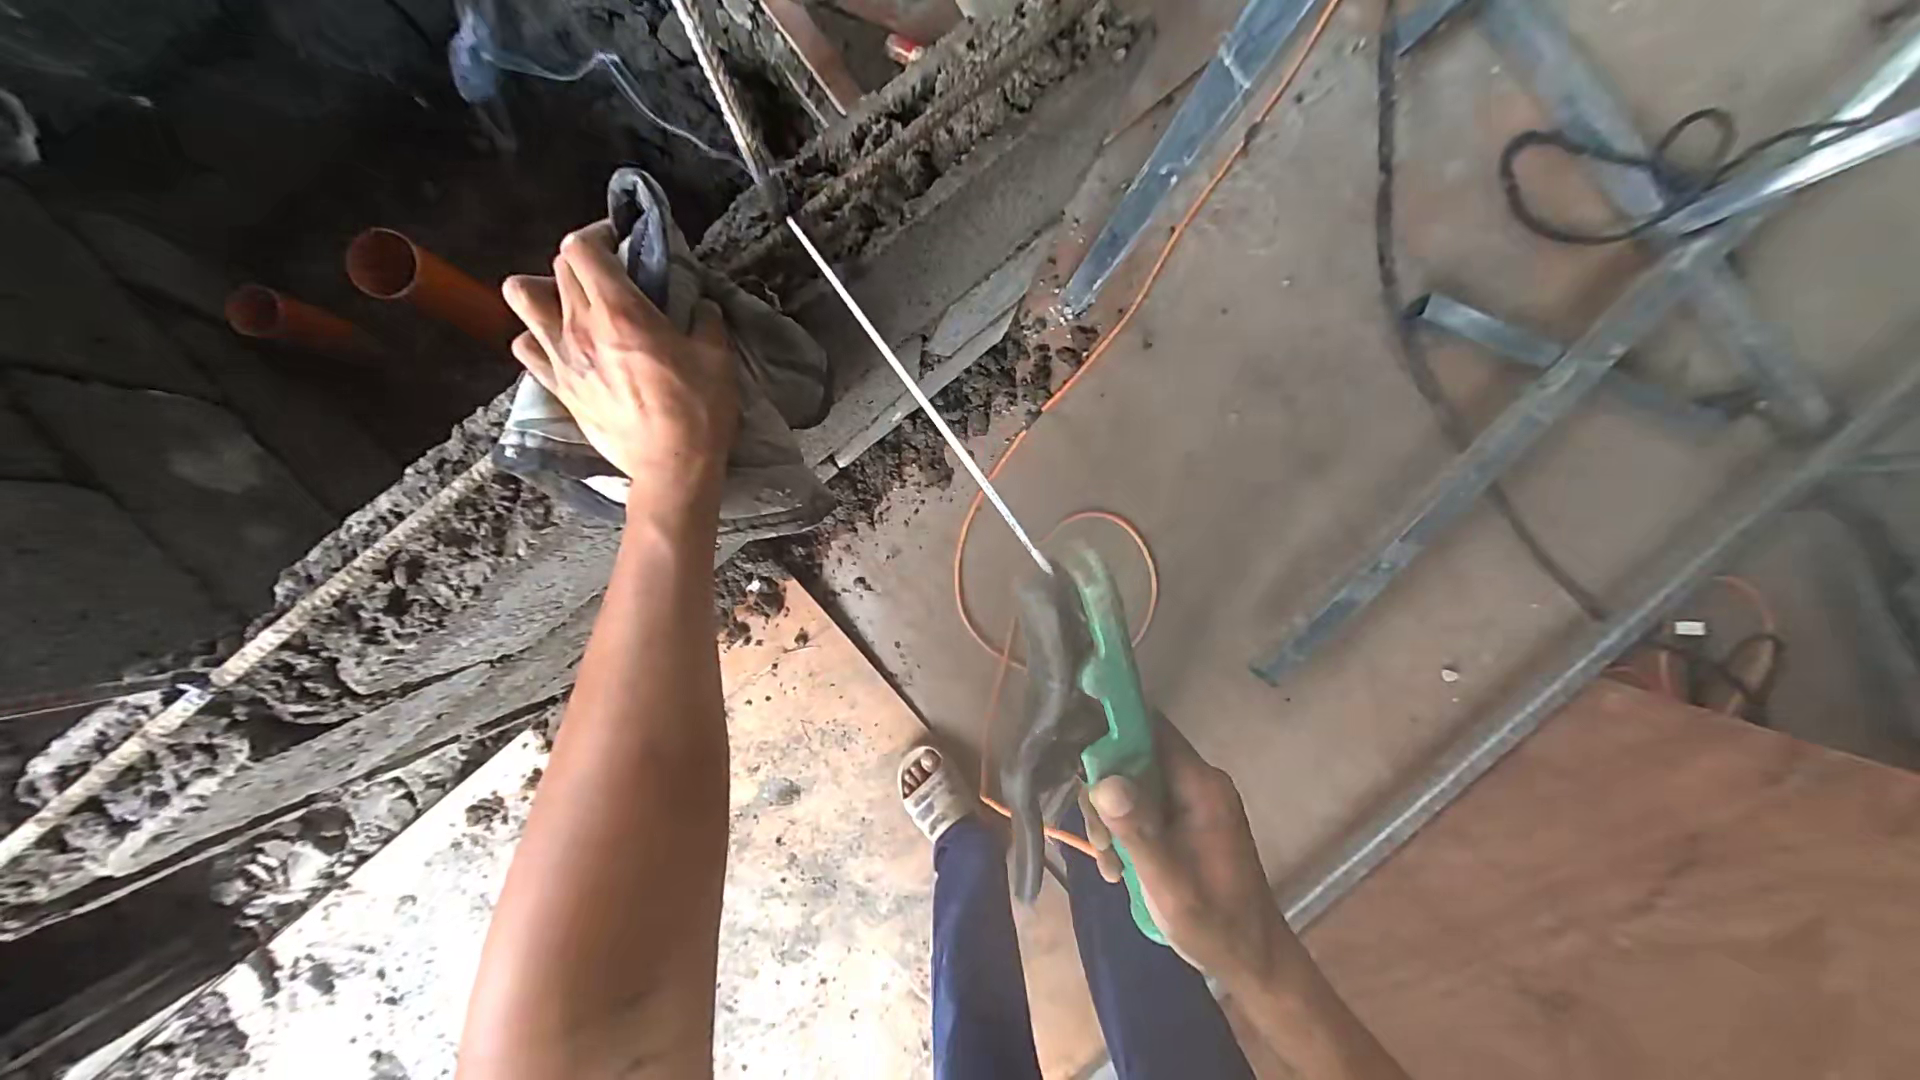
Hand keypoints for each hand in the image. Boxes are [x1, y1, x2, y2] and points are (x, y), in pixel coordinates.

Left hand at [503, 221, 737, 517]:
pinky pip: (525, 347)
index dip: (599, 235)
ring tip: (571, 306)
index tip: (621, 242)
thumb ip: (706, 322)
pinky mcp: (558, 387)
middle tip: (611, 275)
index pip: (583, 248)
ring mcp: (561, 358)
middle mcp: (580, 327)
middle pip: (559, 267)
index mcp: (620, 312)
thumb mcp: (718, 359)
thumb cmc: (698, 412)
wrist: (672, 467)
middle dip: (585, 261)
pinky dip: (537, 337)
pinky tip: (562, 346)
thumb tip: (701, 306)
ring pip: (521, 296)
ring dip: (544, 290)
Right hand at [1081, 718, 1306, 988]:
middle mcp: (1195, 780)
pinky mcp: (1181, 818)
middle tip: (1098, 839)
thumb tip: (1103, 782)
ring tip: (1108, 862)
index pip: (1149, 727)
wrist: (1253, 962)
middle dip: (1104, 791)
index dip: (1110, 730)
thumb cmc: (1215, 924)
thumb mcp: (1169, 883)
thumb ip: (1136, 830)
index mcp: (1200, 784)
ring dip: (1109, 817)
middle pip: (1132, 756)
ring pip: (1130, 782)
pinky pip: (1139, 804)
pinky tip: (1117, 867)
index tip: (1076, 755)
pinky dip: (1122, 829)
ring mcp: (1188, 799)